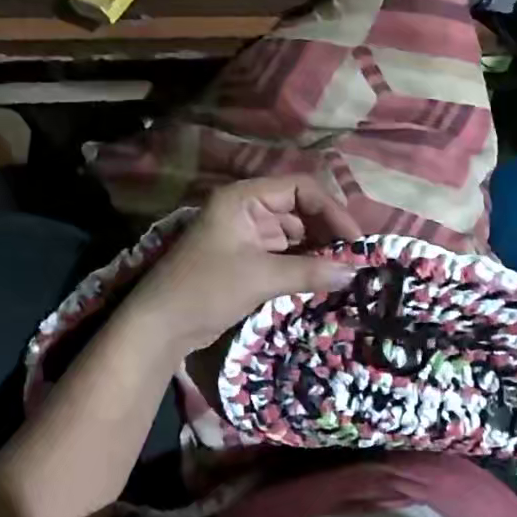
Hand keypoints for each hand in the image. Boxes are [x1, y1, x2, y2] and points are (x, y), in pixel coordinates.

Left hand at [126, 176, 362, 354]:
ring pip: (293, 234)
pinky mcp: (245, 261)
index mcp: (244, 199)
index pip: (300, 189)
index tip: (355, 240)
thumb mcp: (261, 277)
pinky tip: (322, 279)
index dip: (332, 211)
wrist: (161, 326)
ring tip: (344, 270)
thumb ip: (309, 271)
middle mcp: (246, 210)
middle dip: (327, 231)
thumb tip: (353, 272)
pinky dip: (302, 265)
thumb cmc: (206, 289)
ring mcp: (245, 236)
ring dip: (317, 250)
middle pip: (299, 210)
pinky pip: (283, 255)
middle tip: (354, 257)